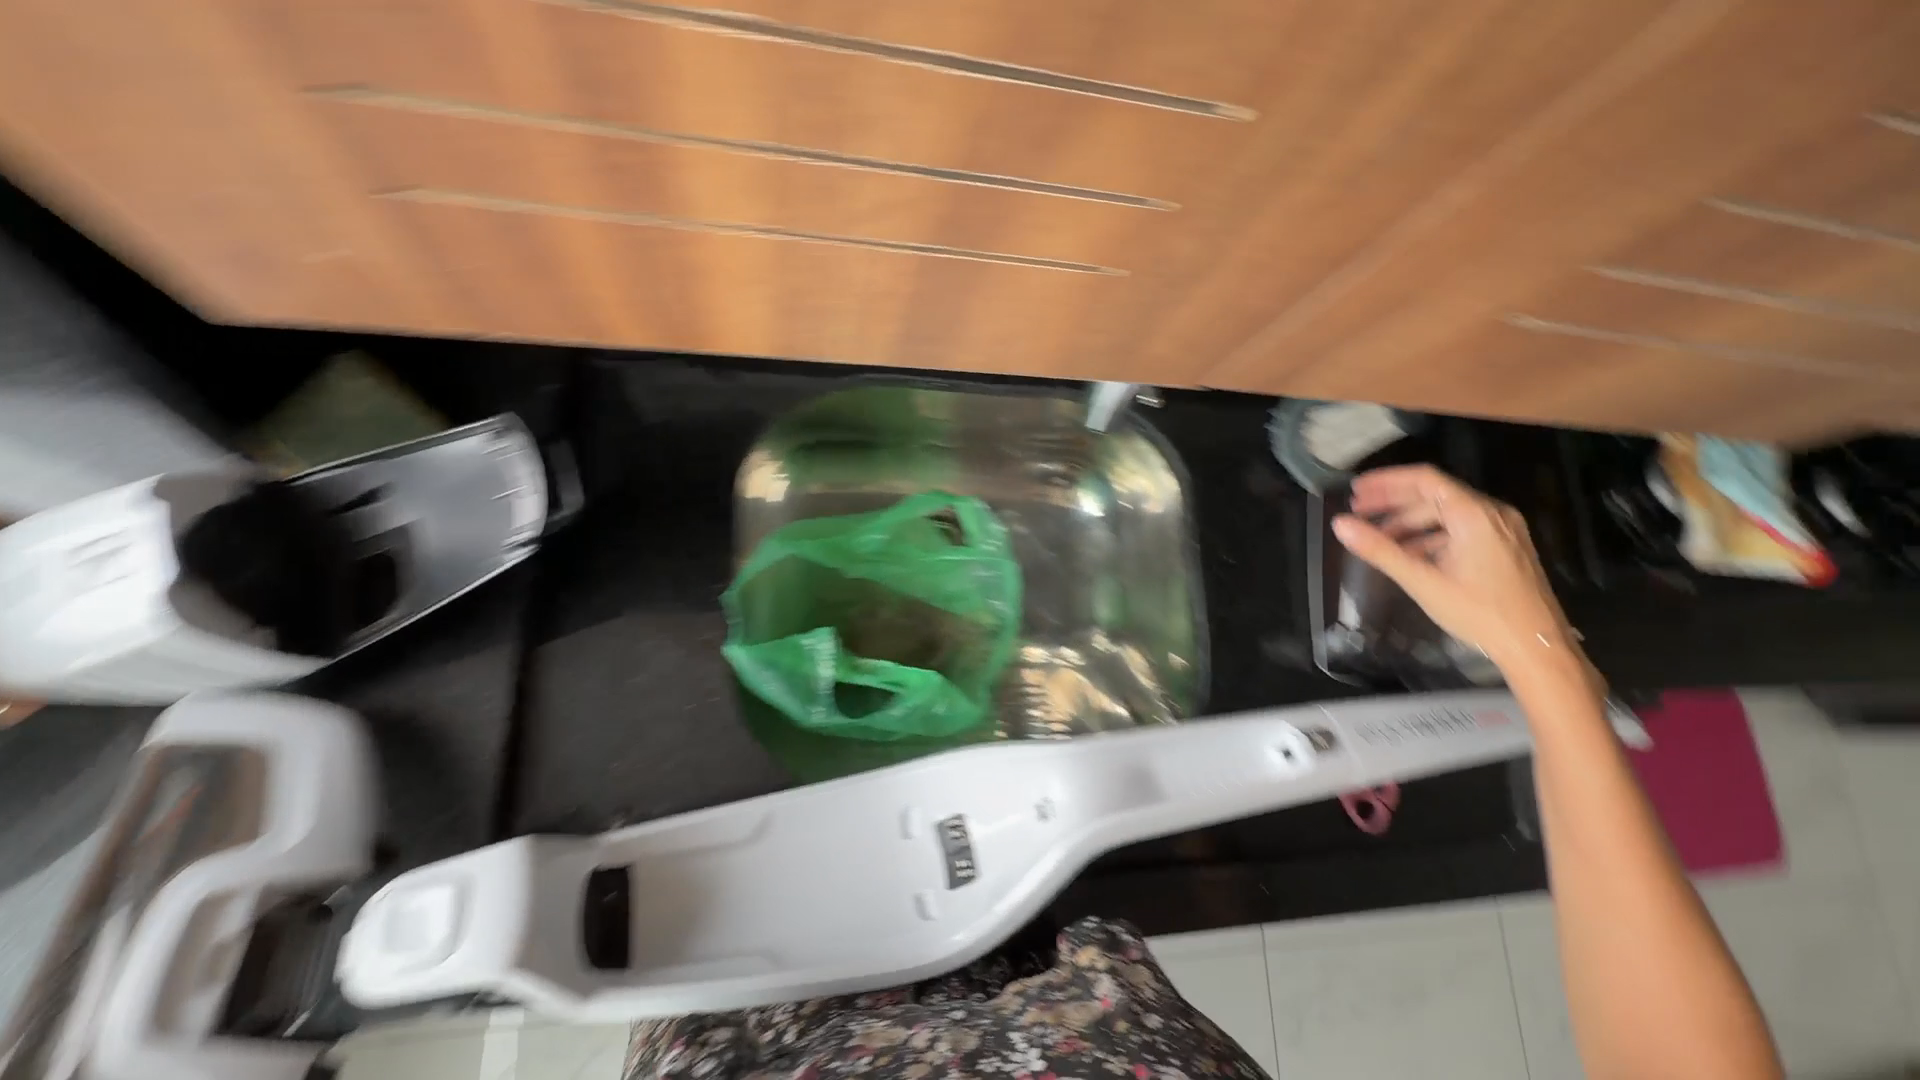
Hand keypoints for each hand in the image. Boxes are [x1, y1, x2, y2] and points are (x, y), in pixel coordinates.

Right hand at [1332, 465, 1585, 680]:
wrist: (1536, 646)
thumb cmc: (1479, 613)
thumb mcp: (1423, 582)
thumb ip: (1380, 550)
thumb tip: (1340, 525)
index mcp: (1474, 514)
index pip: (1425, 479)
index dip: (1387, 481)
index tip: (1356, 491)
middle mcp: (1491, 513)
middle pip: (1434, 495)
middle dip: (1393, 503)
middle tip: (1358, 513)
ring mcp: (1502, 530)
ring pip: (1446, 514)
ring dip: (1410, 523)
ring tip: (1379, 539)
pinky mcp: (1504, 547)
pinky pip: (1460, 530)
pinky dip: (1430, 536)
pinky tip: (1410, 555)